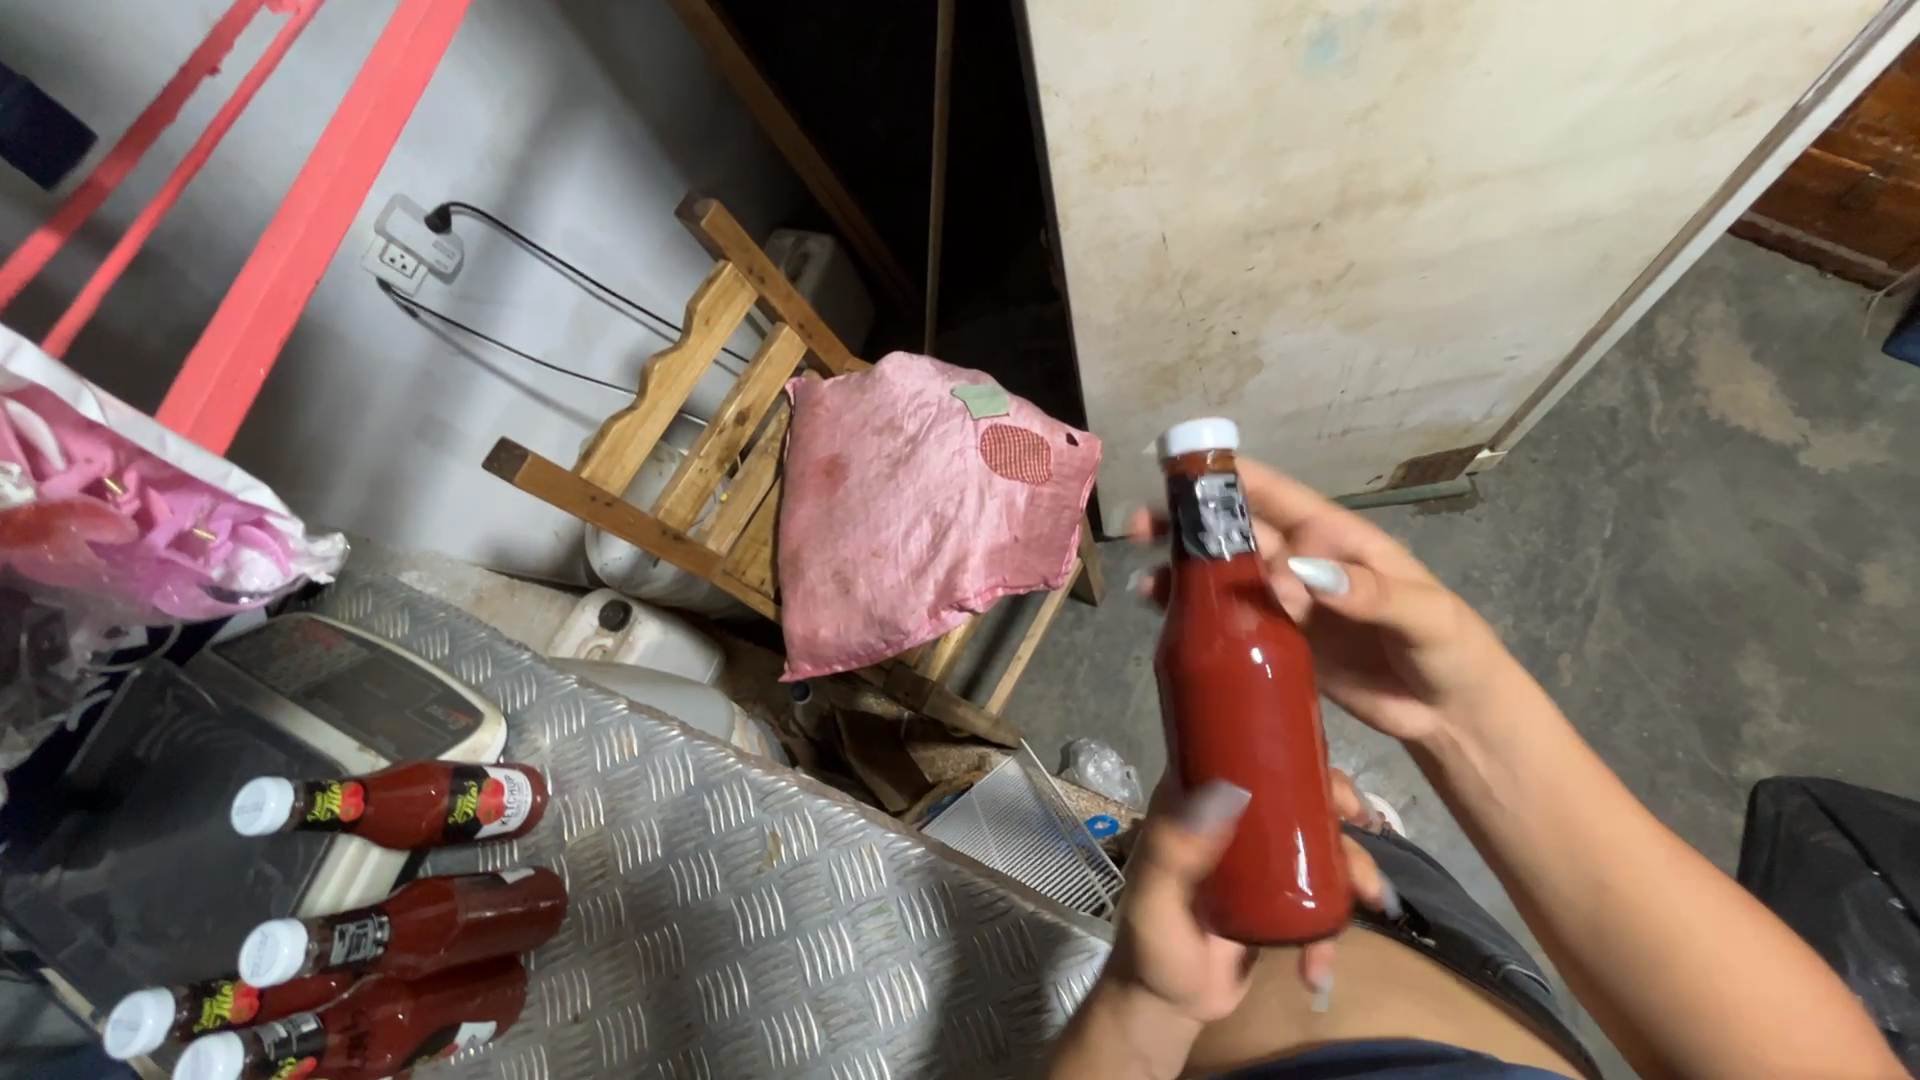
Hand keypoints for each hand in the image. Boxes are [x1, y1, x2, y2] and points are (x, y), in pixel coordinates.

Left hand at [1107, 775, 1397, 1021]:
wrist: (1169, 1004)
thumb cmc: (1151, 941)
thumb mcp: (1154, 896)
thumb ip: (1175, 850)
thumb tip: (1226, 792)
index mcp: (1194, 805)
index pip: (1240, 759)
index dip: (1288, 756)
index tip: (1326, 777)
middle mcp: (1230, 824)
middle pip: (1294, 799)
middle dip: (1338, 810)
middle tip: (1364, 827)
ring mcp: (1259, 863)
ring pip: (1317, 847)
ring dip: (1353, 868)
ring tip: (1370, 899)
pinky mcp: (1280, 902)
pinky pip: (1319, 900)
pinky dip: (1332, 931)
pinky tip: (1319, 967)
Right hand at [1128, 457, 1516, 744]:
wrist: (1448, 713)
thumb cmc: (1448, 648)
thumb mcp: (1424, 614)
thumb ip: (1369, 592)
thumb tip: (1303, 575)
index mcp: (1334, 538)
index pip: (1274, 496)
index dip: (1228, 478)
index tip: (1180, 471)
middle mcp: (1299, 562)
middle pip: (1234, 533)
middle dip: (1187, 523)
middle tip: (1141, 525)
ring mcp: (1283, 602)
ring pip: (1221, 575)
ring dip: (1181, 571)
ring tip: (1143, 579)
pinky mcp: (1274, 641)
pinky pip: (1228, 619)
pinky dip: (1194, 613)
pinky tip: (1164, 613)